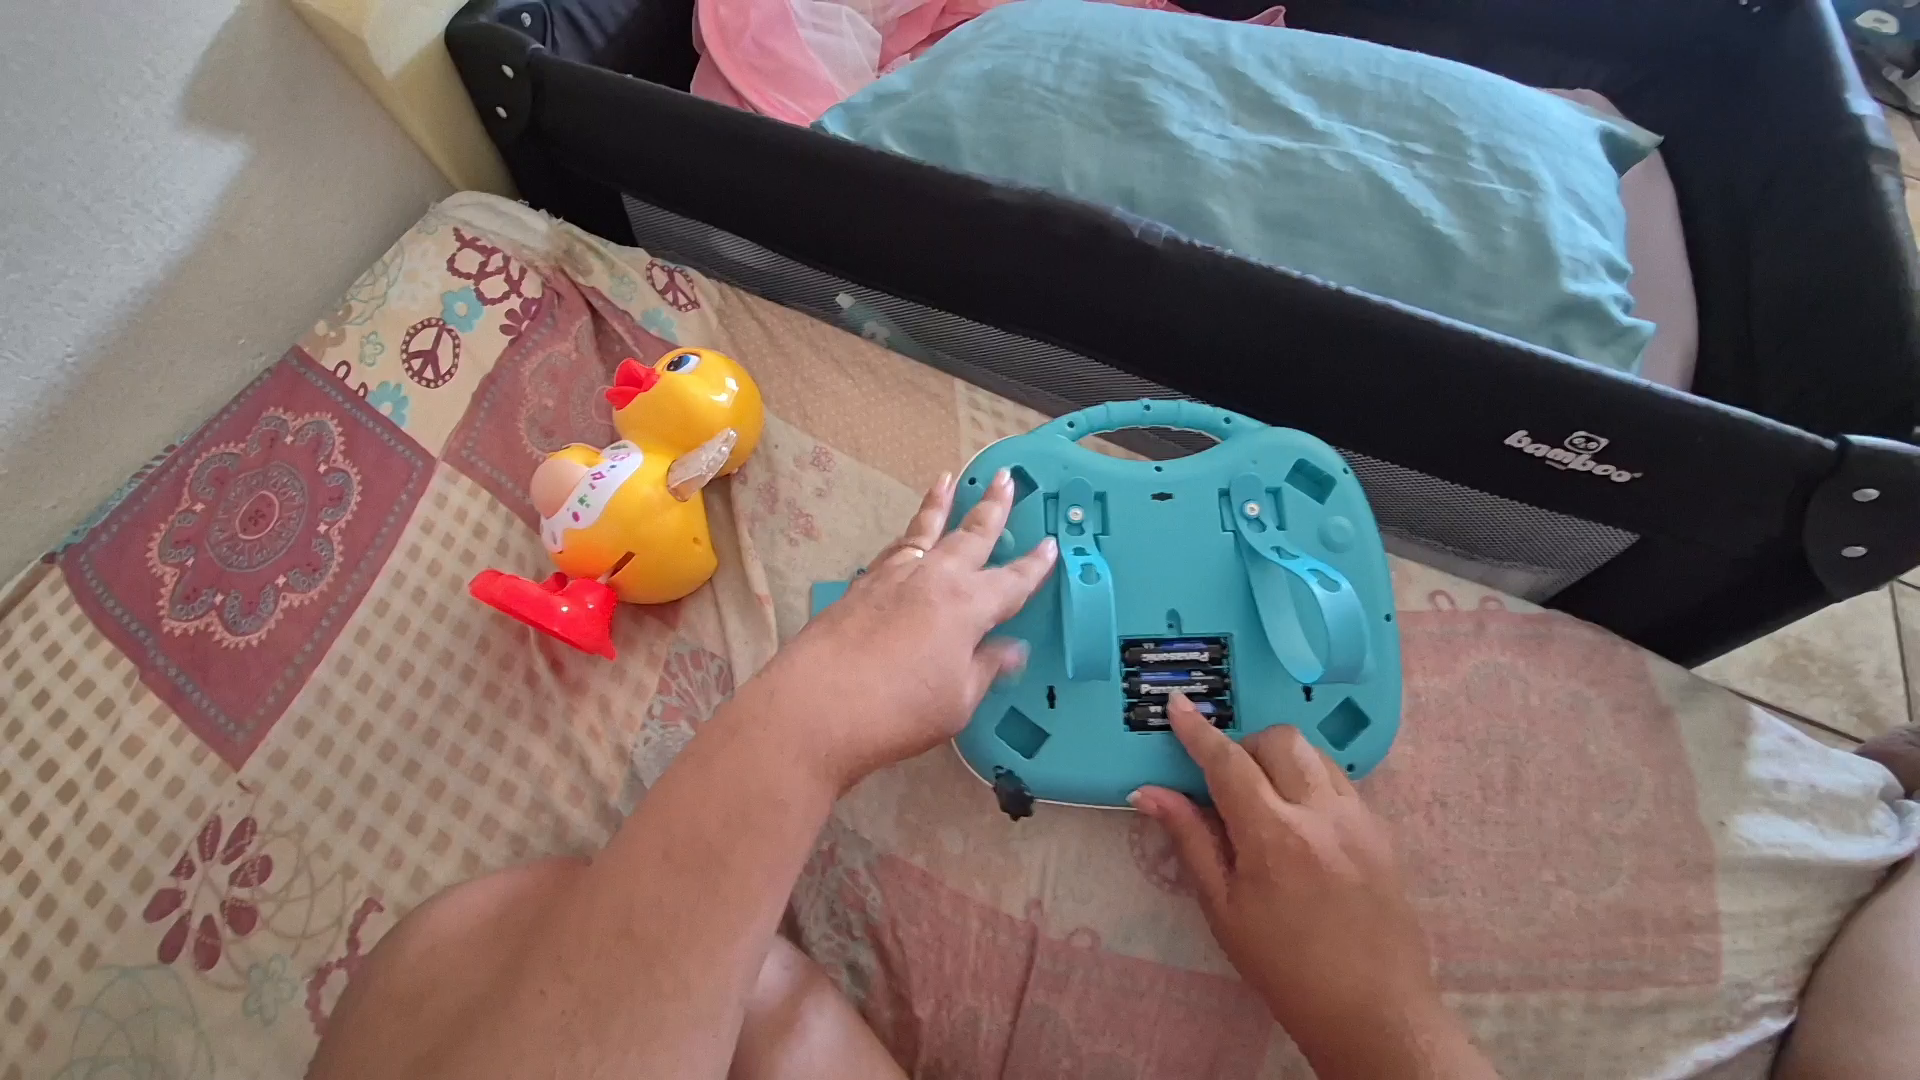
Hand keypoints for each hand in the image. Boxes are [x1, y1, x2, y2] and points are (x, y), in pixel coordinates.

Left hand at [739, 469, 1057, 793]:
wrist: (816, 707)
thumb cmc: (899, 711)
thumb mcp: (958, 700)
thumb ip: (985, 667)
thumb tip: (1011, 649)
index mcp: (968, 606)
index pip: (1013, 581)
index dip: (1035, 565)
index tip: (1050, 544)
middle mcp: (935, 579)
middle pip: (971, 536)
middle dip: (993, 507)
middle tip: (1007, 478)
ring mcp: (894, 577)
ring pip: (925, 530)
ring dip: (940, 504)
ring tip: (947, 478)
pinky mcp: (861, 585)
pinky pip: (895, 549)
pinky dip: (908, 535)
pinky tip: (908, 535)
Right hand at [1131, 695, 1496, 1079]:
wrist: (1376, 1015)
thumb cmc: (1285, 966)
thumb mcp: (1223, 908)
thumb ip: (1189, 839)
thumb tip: (1147, 793)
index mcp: (1273, 837)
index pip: (1227, 762)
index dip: (1197, 730)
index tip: (1177, 704)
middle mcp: (1321, 815)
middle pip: (1277, 739)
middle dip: (1245, 744)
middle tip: (1228, 780)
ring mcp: (1359, 819)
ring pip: (1313, 752)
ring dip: (1279, 758)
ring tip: (1265, 797)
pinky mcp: (1382, 831)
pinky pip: (1340, 779)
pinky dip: (1310, 779)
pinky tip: (1300, 818)